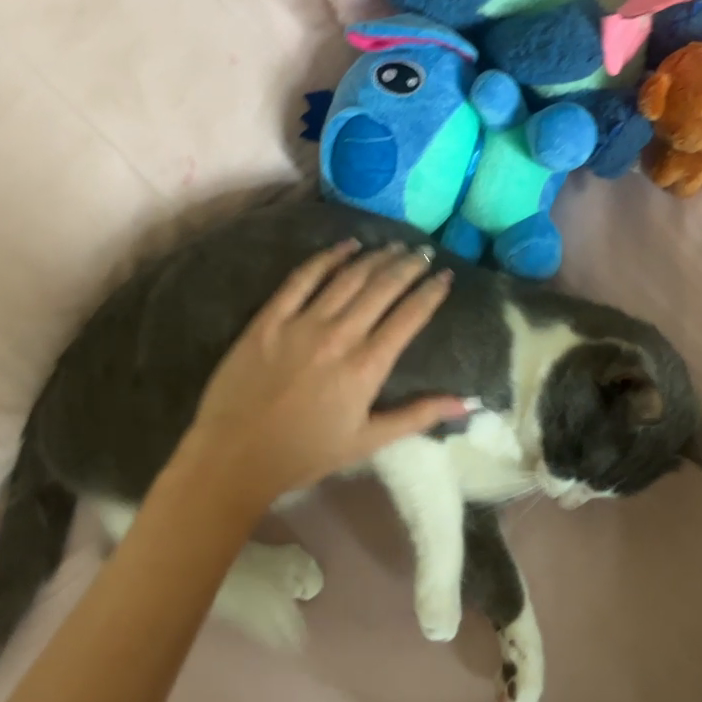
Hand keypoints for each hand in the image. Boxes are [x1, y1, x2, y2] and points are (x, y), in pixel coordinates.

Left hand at [179, 240, 468, 507]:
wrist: (235, 455)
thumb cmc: (305, 453)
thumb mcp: (368, 441)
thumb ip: (417, 416)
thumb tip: (466, 402)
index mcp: (366, 367)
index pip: (409, 317)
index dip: (430, 292)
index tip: (444, 275)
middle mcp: (339, 336)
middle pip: (382, 288)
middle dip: (407, 266)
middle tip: (422, 252)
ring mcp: (302, 323)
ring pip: (347, 278)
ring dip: (374, 258)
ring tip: (393, 246)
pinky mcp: (269, 318)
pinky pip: (302, 278)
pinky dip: (327, 258)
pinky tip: (346, 246)